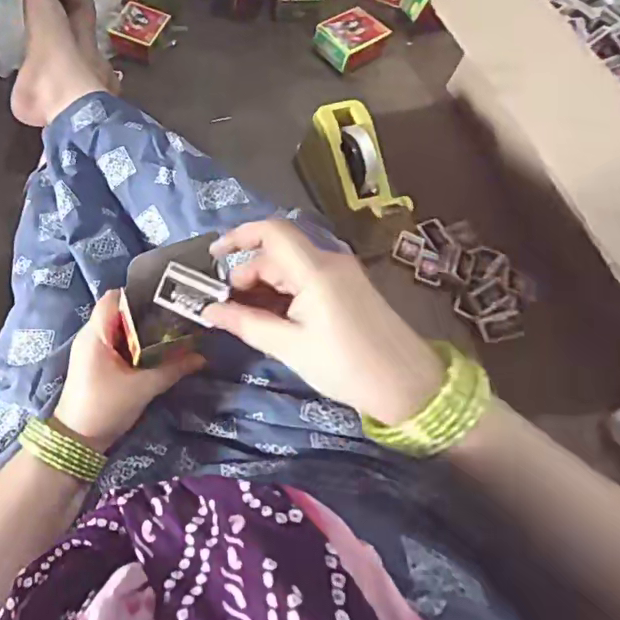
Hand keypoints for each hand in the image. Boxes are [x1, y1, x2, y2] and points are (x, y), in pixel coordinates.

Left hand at [51, 289, 204, 450]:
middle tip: (176, 316)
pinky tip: (155, 351)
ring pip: (119, 328)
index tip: (166, 298)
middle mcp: (90, 335)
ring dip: (141, 330)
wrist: (77, 440)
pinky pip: (116, 343)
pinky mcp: (95, 363)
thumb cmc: (105, 407)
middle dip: (146, 313)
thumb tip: (202, 357)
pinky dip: (134, 344)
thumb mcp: (143, 388)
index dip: (139, 293)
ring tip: (171, 331)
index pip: (115, 297)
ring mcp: (91, 349)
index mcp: (96, 333)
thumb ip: (173, 369)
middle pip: (119, 311)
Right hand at [202, 219, 443, 425]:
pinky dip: (284, 294)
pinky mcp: (348, 288)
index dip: (238, 236)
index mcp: (315, 270)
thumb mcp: (289, 347)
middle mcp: (329, 262)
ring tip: (247, 320)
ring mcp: (342, 274)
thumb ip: (246, 324)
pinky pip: (306, 280)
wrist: (410, 387)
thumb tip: (209, 311)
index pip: (271, 231)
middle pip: (276, 253)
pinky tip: (273, 320)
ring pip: (290, 268)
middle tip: (227, 308)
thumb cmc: (347, 366)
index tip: (213, 256)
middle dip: (247, 274)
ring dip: (264, 287)